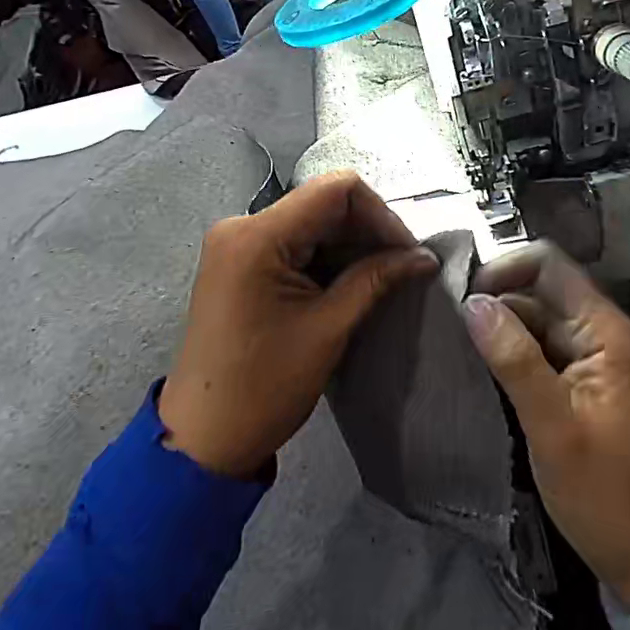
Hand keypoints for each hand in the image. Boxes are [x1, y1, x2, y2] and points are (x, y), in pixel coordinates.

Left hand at [158, 172, 438, 478]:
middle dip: (370, 231)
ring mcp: (238, 244)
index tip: (407, 251)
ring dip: (353, 246)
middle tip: (403, 267)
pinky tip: (353, 283)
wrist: (203, 439)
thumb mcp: (330, 327)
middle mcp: (242, 226)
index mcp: (257, 236)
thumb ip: (377, 278)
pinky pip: (297, 242)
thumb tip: (426, 256)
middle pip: (326, 203)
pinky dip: (330, 257)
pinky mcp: (241, 263)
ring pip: (315, 222)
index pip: (337, 190)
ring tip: (384, 278)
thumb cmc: (264, 386)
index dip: (381, 214)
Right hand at [463, 242, 629, 612]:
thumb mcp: (554, 426)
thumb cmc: (607, 491)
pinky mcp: (577, 383)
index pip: (549, 265)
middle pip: (538, 291)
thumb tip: (473, 303)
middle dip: (494, 302)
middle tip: (444, 328)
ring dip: (498, 329)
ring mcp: (587, 357)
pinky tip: (476, 369)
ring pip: (534, 321)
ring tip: (451, 348)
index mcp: (603, 329)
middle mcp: (596, 331)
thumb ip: (515, 360)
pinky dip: (509, 354)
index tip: (462, 299)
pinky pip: (538, 351)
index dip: (504, 270)